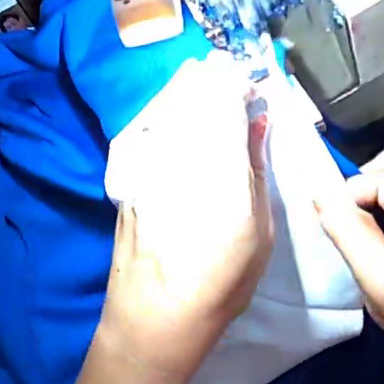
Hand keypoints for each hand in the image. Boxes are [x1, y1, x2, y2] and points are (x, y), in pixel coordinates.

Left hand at [96, 55, 274, 383]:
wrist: (153, 318)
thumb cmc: (219, 283)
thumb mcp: (259, 232)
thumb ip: (256, 169)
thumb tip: (258, 122)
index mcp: (220, 173)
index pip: (226, 105)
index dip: (238, 82)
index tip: (251, 74)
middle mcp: (178, 159)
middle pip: (193, 97)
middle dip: (211, 76)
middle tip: (226, 66)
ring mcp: (144, 166)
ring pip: (165, 106)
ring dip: (185, 86)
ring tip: (202, 75)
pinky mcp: (124, 176)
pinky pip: (143, 126)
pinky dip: (160, 108)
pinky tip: (170, 105)